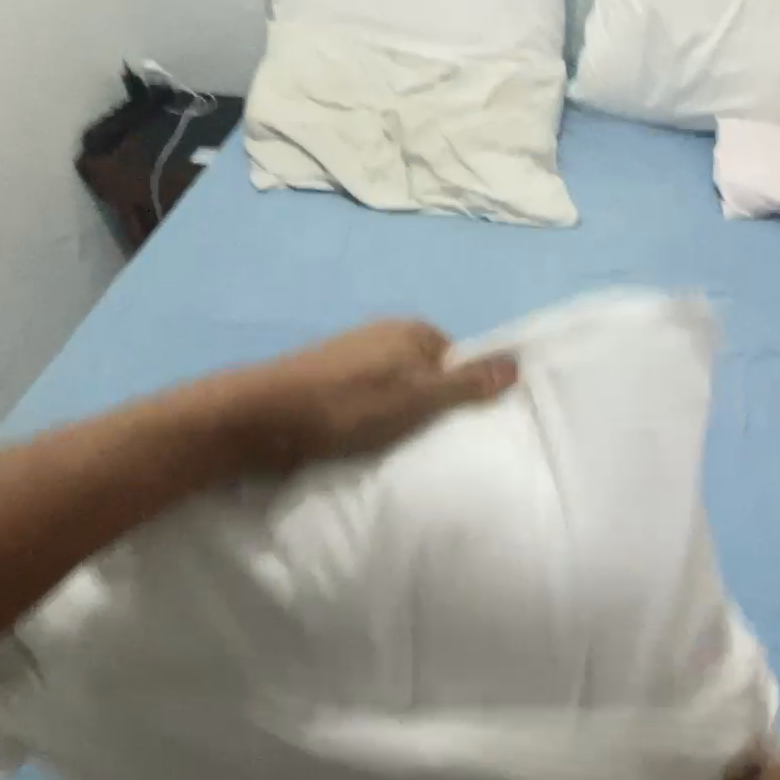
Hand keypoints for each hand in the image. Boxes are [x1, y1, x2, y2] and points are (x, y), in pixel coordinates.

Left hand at [181, 319, 517, 473]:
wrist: (261, 420)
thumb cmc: (348, 407)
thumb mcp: (419, 398)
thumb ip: (467, 383)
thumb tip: (518, 363)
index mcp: (412, 331)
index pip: (461, 361)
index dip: (467, 394)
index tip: (464, 429)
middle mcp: (385, 336)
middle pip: (430, 375)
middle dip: (434, 407)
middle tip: (434, 444)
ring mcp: (354, 357)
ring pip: (399, 391)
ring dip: (403, 418)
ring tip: (399, 448)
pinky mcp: (330, 381)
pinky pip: (371, 401)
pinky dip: (374, 421)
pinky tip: (367, 443)